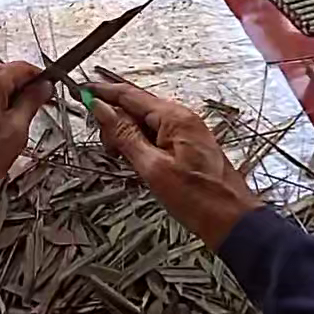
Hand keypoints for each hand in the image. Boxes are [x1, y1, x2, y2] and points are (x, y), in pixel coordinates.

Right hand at [87, 80, 259, 248]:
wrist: (233, 222)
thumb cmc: (197, 198)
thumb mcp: (152, 168)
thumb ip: (124, 135)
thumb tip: (100, 109)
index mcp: (174, 117)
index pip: (129, 95)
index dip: (102, 93)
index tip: (80, 92)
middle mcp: (180, 117)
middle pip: (136, 107)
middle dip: (114, 120)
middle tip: (105, 145)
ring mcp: (185, 130)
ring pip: (144, 122)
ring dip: (126, 134)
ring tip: (120, 156)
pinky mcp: (186, 144)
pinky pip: (155, 134)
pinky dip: (139, 143)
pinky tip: (134, 160)